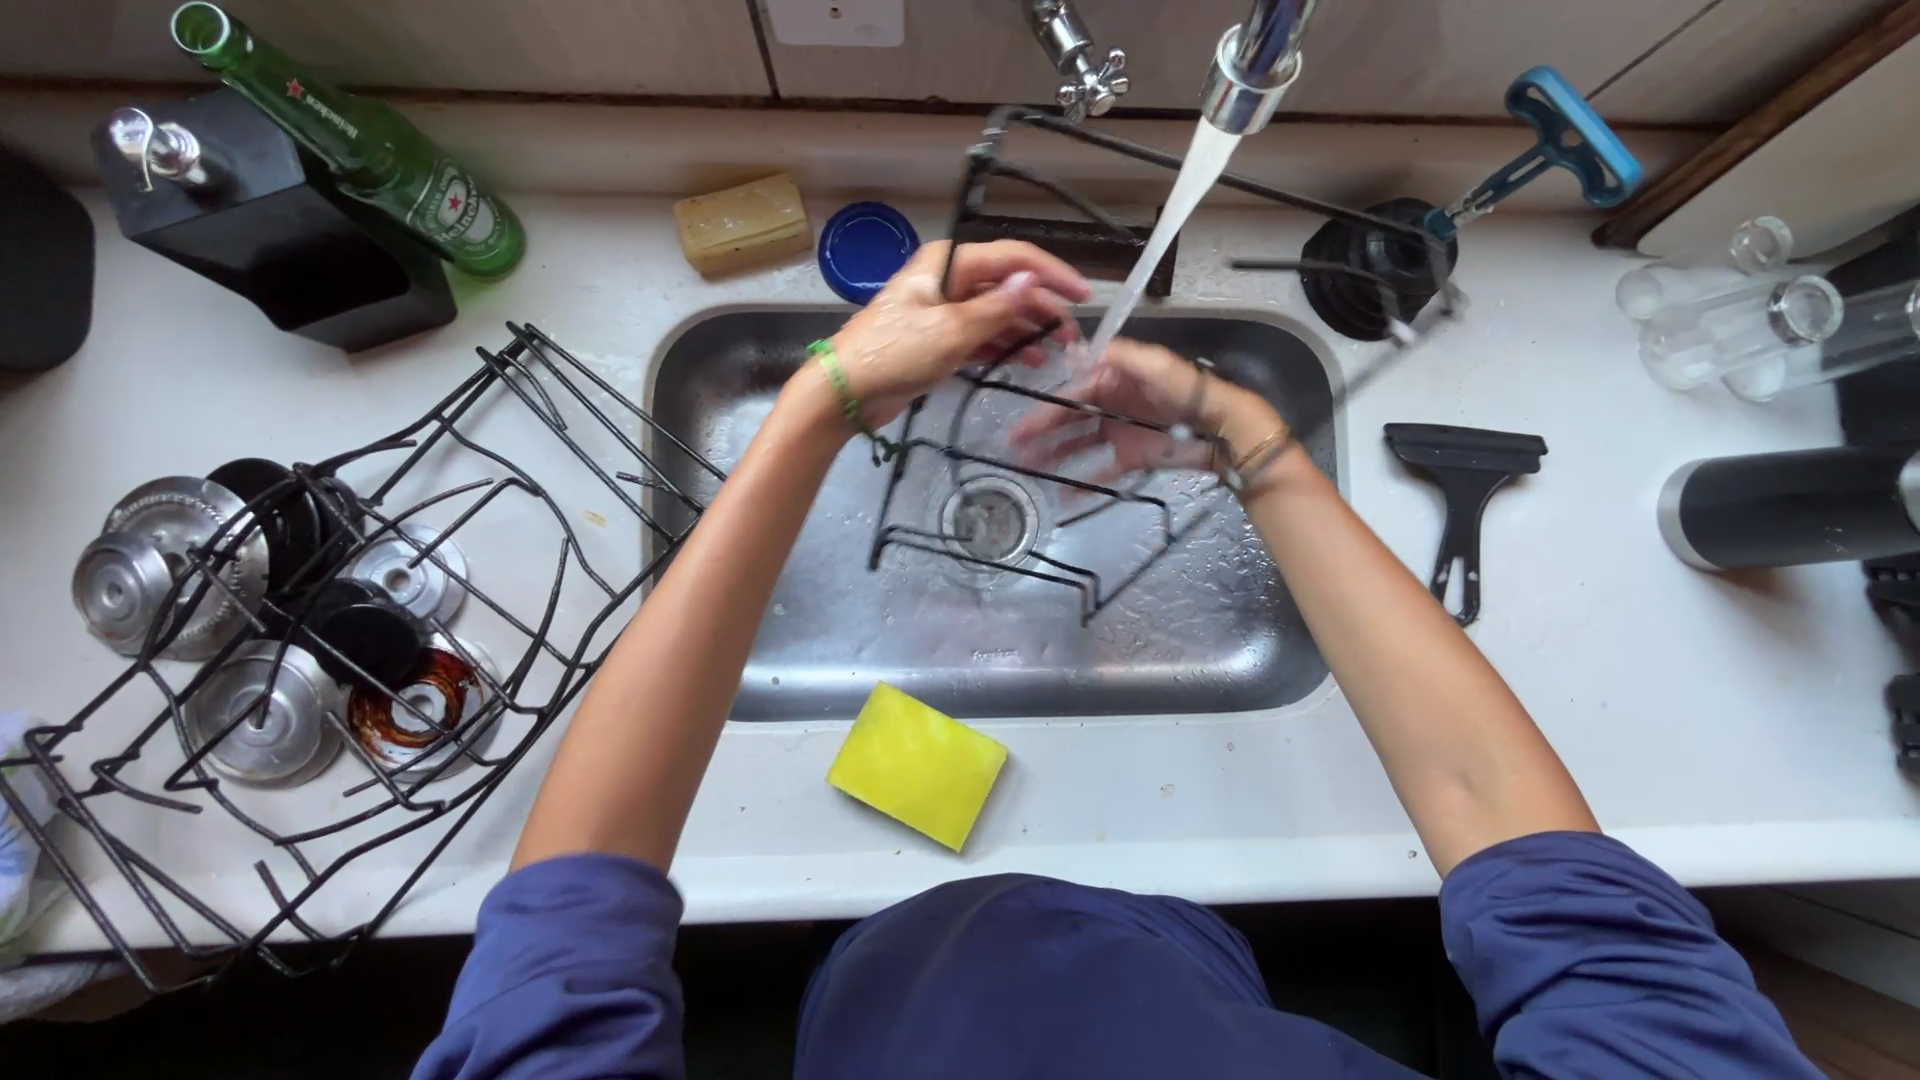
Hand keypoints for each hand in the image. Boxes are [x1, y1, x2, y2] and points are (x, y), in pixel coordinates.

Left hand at [806, 240, 1091, 428]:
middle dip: (1041, 308)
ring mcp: (943, 310)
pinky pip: (980, 336)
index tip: (1083, 296)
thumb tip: (1032, 282)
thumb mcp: (951, 332)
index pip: (1013, 259)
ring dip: (1025, 331)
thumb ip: (996, 308)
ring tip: (1053, 353)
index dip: (1051, 275)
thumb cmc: (894, 354)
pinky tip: (1025, 361)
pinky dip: (1002, 347)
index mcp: (950, 263)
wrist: (846, 391)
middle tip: (1070, 337)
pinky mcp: (938, 339)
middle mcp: (949, 280)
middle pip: (1007, 286)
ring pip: (996, 313)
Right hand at [1009, 339, 1287, 489]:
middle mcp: (1111, 403)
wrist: (1223, 429)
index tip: (1023, 422)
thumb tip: (1076, 352)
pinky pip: (1101, 470)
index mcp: (1114, 378)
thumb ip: (1118, 355)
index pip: (1073, 392)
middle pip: (1069, 418)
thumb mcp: (1156, 364)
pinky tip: (1062, 495)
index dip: (1047, 407)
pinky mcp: (1132, 458)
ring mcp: (1120, 432)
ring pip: (1078, 444)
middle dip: (1041, 431)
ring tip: (1028, 468)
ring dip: (1053, 455)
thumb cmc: (1189, 392)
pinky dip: (1082, 483)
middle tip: (1014, 447)